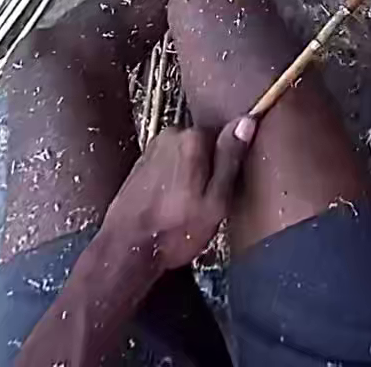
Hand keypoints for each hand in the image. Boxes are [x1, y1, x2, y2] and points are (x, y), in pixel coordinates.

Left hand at [97, 117, 254, 270]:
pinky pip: (169, 161)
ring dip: (190, 171)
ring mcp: (154, 146)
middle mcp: (173, 132)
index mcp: (194, 137)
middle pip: (205, 142)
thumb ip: (231, 157)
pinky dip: (173, 176)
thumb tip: (247, 120)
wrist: (123, 250)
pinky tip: (170, 202)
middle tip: (206, 200)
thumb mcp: (215, 201)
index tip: (224, 188)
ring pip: (187, 152)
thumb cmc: (174, 230)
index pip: (226, 135)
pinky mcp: (141, 161)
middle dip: (209, 166)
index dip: (228, 162)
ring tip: (186, 204)